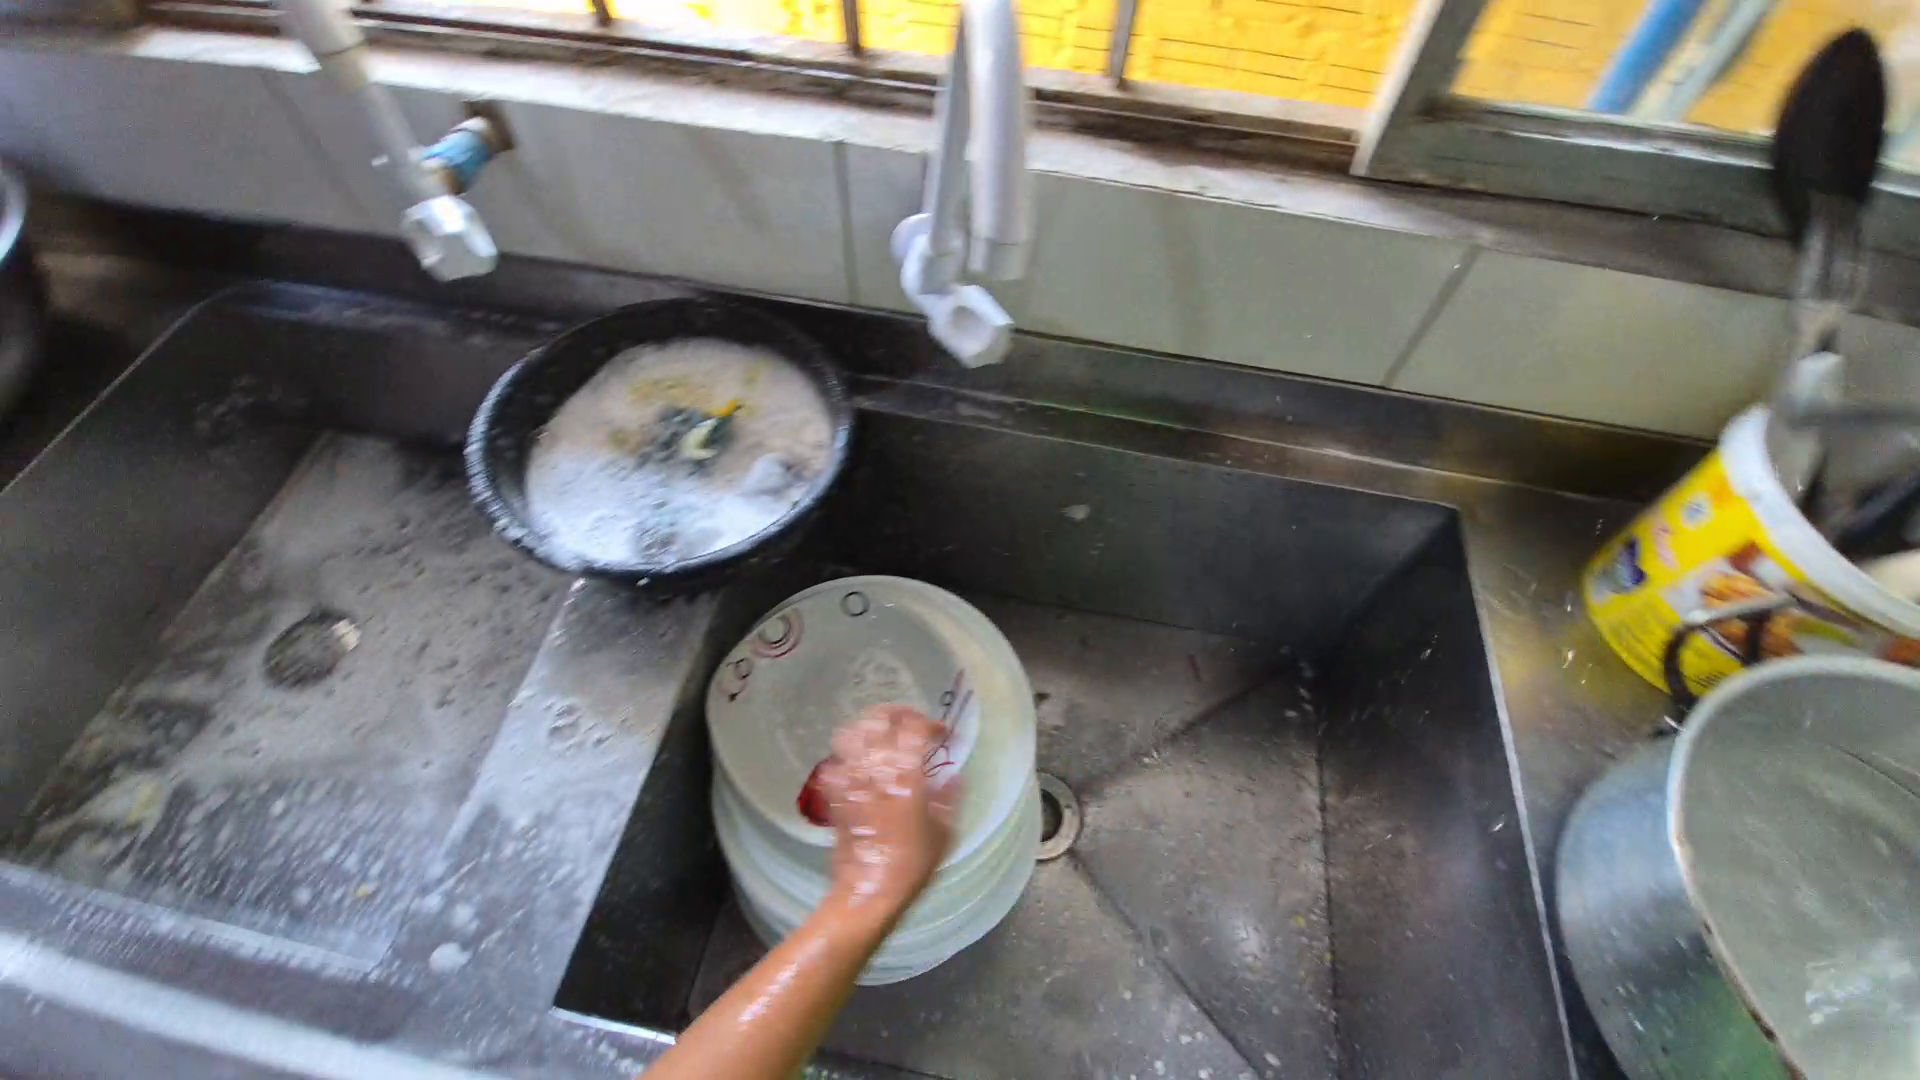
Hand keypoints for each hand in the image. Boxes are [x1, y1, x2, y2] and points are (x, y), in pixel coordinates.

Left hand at [818, 705, 960, 921]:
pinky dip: (846, 759)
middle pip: (876, 719)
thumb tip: (954, 775)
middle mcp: (875, 770)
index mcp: (906, 775)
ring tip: (880, 737)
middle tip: (908, 722)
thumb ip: (950, 797)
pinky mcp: (834, 796)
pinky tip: (858, 767)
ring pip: (849, 735)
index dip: (929, 723)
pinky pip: (834, 765)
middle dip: (894, 713)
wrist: (869, 892)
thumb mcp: (944, 832)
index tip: (940, 734)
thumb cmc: (912, 864)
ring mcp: (850, 781)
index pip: (914, 727)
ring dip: (866, 730)